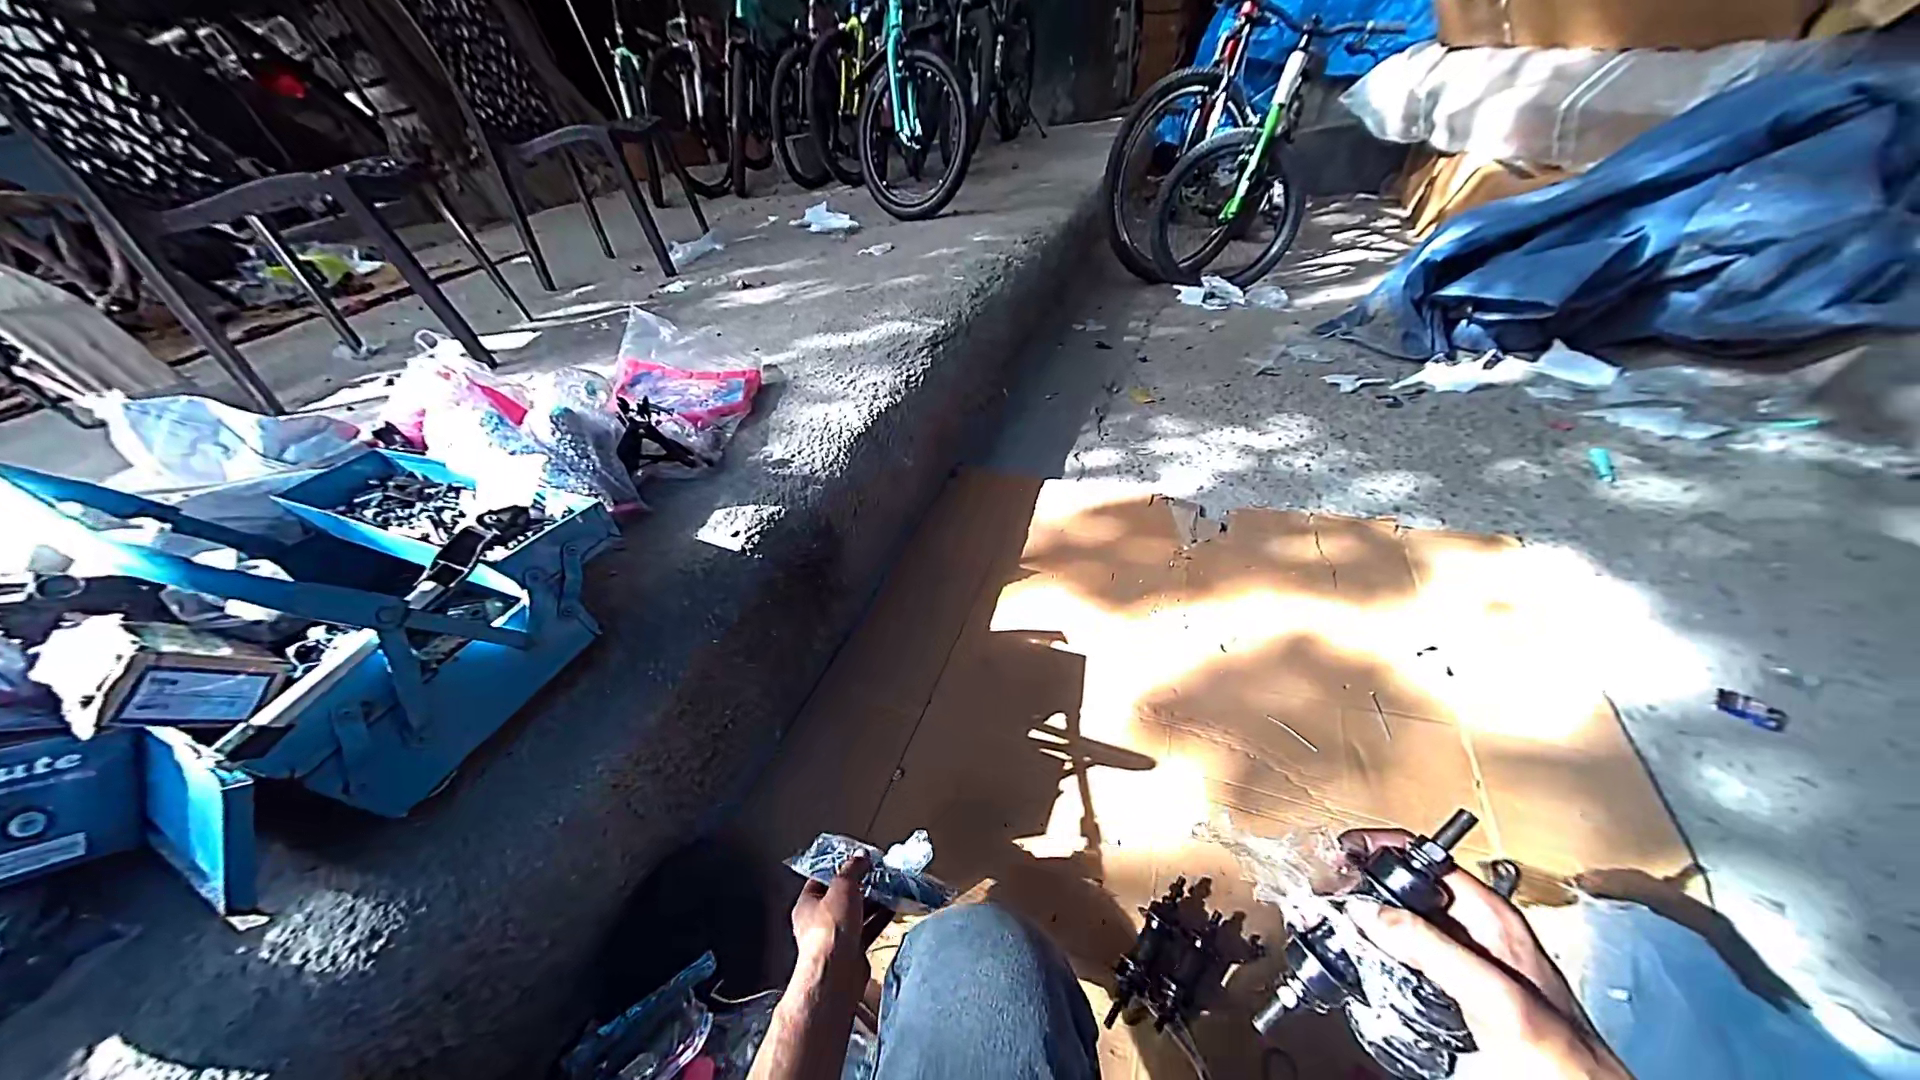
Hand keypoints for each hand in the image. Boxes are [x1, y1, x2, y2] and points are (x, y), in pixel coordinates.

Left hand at [752, 855, 872, 1079]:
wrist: (838, 974)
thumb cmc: (830, 930)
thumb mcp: (842, 887)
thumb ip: (852, 869)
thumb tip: (860, 857)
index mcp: (807, 904)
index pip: (822, 878)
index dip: (840, 867)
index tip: (858, 859)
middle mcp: (819, 921)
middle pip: (842, 895)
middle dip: (861, 884)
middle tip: (878, 872)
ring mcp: (837, 937)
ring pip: (857, 912)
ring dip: (874, 900)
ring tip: (889, 886)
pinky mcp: (853, 950)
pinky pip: (868, 928)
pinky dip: (880, 917)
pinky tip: (893, 906)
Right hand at [1340, 830, 1631, 1079]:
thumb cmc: (1565, 1064)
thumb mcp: (1496, 997)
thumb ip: (1432, 948)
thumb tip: (1365, 909)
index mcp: (1487, 916)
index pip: (1421, 857)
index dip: (1377, 848)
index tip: (1338, 856)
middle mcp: (1468, 931)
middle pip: (1400, 886)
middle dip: (1357, 883)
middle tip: (1323, 890)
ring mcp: (1454, 962)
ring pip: (1393, 921)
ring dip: (1356, 917)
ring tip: (1324, 918)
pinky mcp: (1442, 991)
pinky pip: (1394, 957)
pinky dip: (1365, 950)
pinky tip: (1347, 956)